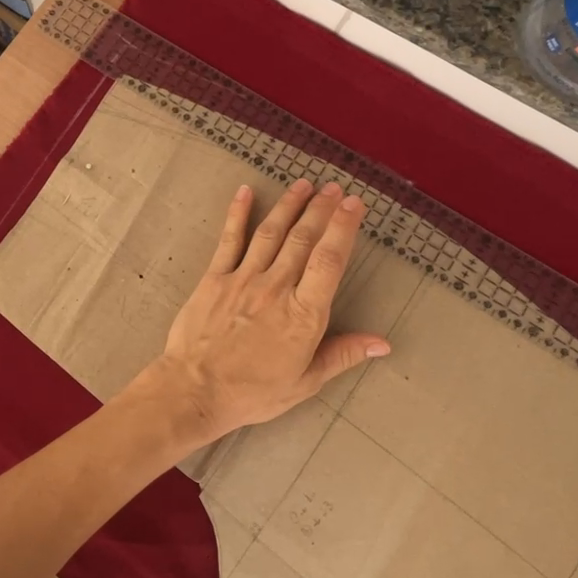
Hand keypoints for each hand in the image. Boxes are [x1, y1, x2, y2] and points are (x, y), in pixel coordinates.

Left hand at [129, 180, 389, 449]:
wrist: (195, 389)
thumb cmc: (252, 392)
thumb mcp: (305, 381)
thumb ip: (342, 355)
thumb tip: (382, 343)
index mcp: (304, 315)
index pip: (330, 261)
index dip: (343, 228)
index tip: (353, 204)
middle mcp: (276, 289)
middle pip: (303, 239)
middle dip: (321, 209)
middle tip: (334, 187)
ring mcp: (243, 279)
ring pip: (271, 233)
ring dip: (289, 205)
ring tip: (304, 184)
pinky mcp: (215, 278)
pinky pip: (230, 239)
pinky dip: (238, 213)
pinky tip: (245, 192)